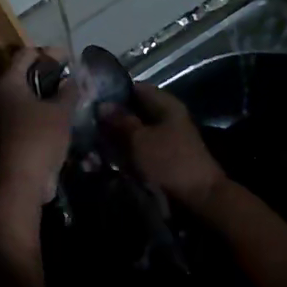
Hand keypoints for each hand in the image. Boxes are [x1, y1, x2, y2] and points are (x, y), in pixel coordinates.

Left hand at [0, 47, 78, 210]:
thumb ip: (68, 91)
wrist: (20, 182)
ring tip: (74, 95)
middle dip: (51, 73)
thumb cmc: (39, 139)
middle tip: (75, 77)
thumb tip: (73, 78)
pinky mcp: (11, 134)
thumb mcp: (60, 112)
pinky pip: (29, 114)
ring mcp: (3, 116)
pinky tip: (65, 115)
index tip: (71, 58)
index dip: (49, 53)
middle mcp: (0, 96)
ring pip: (28, 96)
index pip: (27, 54)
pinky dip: (45, 110)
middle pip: (26, 74)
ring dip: (50, 94)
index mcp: (8, 83)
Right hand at [100, 84, 228, 210]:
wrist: (198, 199)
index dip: (114, 93)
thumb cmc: (169, 163)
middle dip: (112, 120)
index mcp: (166, 105)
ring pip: (136, 133)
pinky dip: (126, 154)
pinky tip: (108, 159)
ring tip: (93, 145)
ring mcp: (167, 139)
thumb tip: (102, 104)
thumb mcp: (140, 140)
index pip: (136, 88)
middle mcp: (167, 118)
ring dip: (117, 139)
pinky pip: (140, 150)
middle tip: (87, 126)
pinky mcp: (164, 159)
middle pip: (135, 112)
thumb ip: (120, 121)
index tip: (90, 101)